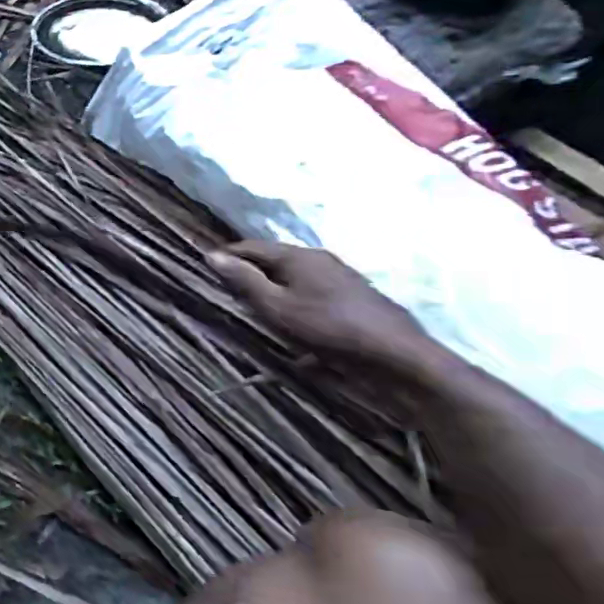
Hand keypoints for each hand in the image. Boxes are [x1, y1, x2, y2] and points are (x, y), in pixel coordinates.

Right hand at [206, 241, 437, 370]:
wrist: (398, 357)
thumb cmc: (328, 328)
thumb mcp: (275, 307)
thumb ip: (244, 280)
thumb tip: (213, 255)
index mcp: (298, 256)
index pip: (251, 247)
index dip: (227, 256)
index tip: (205, 267)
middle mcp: (320, 259)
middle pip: (274, 259)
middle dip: (250, 271)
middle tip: (227, 288)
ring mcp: (341, 277)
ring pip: (294, 276)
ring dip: (273, 287)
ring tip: (256, 306)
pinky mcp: (354, 296)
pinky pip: (312, 291)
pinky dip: (294, 299)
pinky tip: (292, 320)